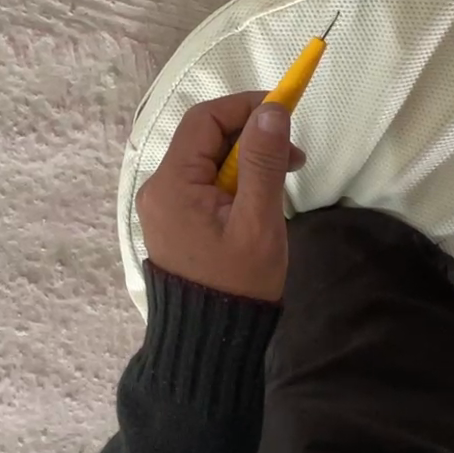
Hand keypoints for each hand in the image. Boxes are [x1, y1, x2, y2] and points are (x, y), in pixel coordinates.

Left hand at [136, 93, 306, 301]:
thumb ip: (263, 162)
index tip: (284, 109)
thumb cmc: (237, 285)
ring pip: (208, 158)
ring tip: (285, 176)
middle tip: (294, 153)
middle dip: (250, 134)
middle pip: (205, 136)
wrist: (211, 346)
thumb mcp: (258, 222)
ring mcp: (165, 204)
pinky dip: (235, 178)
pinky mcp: (176, 219)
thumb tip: (272, 110)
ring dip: (247, 157)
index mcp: (172, 183)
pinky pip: (205, 181)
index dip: (243, 106)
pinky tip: (262, 195)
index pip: (204, 119)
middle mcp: (159, 186)